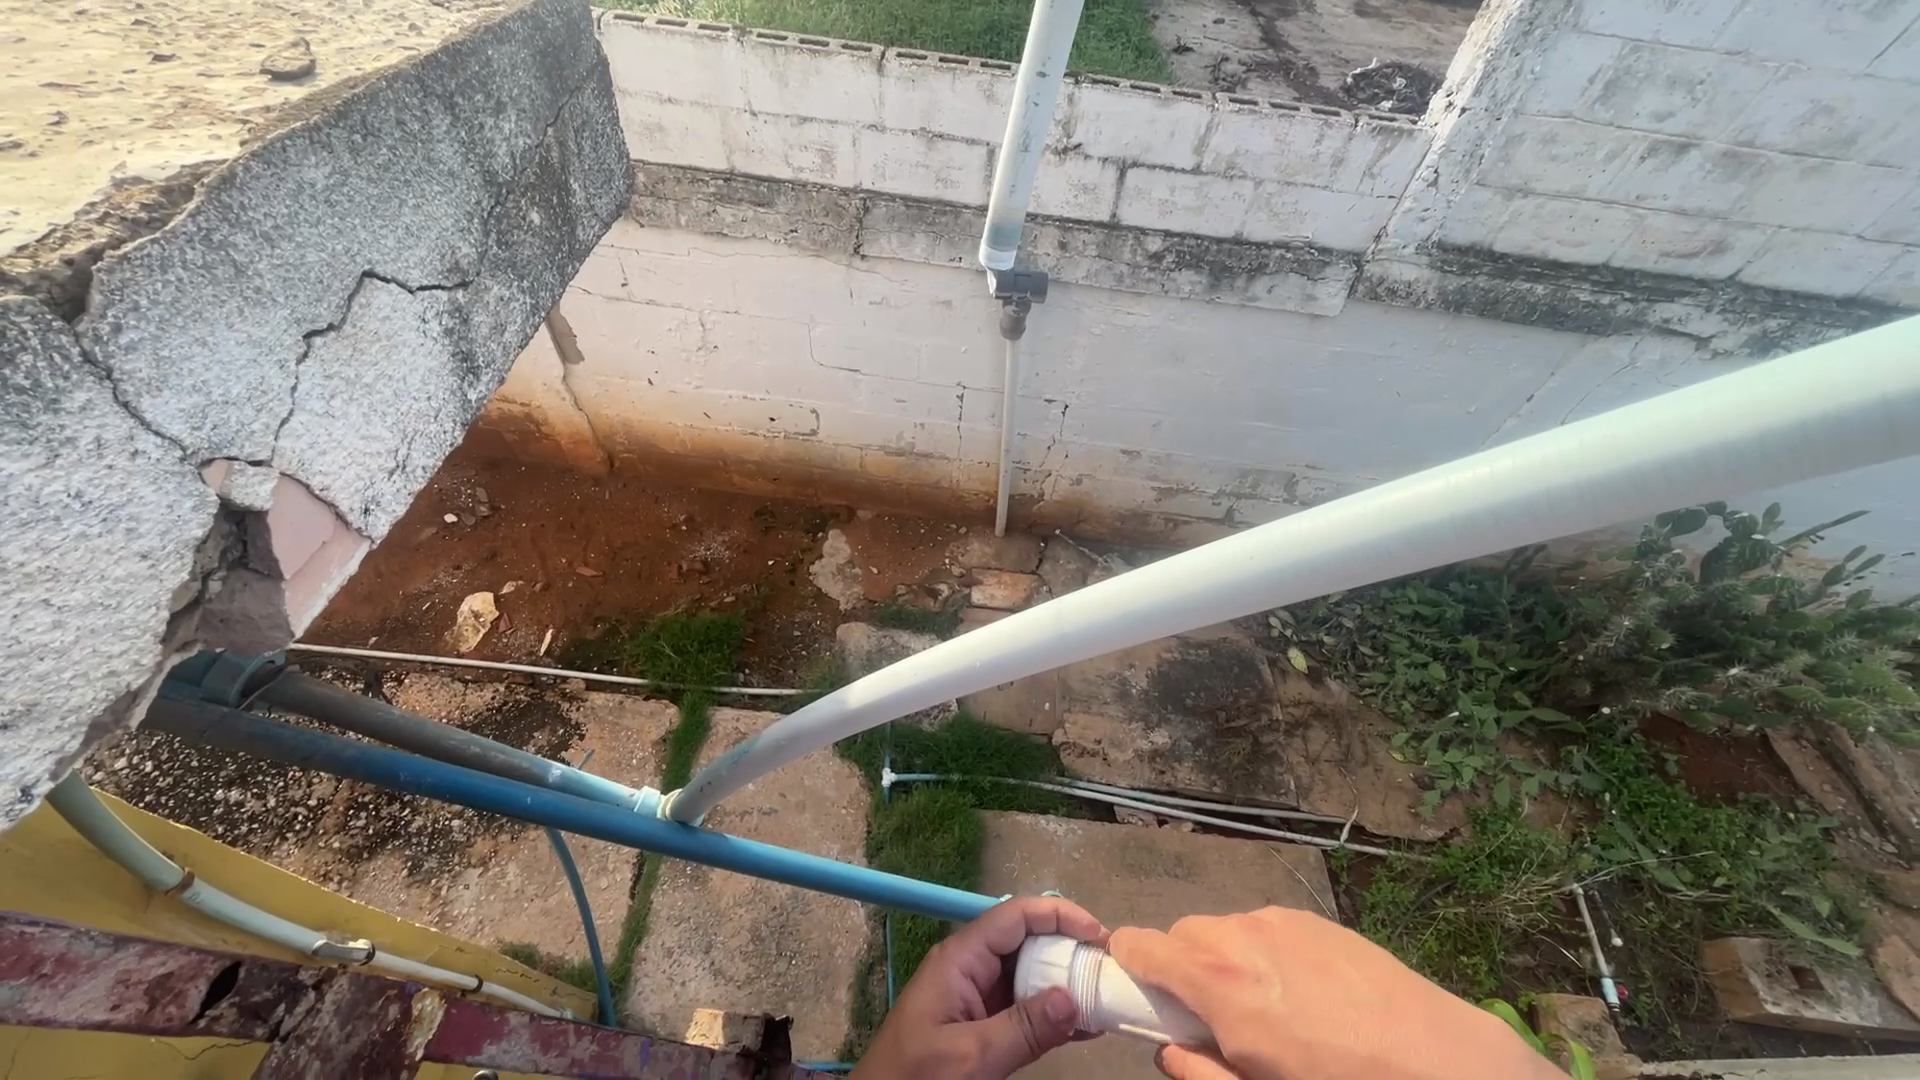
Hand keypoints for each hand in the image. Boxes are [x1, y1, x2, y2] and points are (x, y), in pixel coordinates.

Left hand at [852, 895, 1105, 1079]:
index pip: (1014, 916)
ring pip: (1030, 974)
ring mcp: (977, 997)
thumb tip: (1073, 998)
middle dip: (1068, 947)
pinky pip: (1025, 1008)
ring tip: (1107, 993)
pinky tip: (1087, 1024)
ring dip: (1066, 982)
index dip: (1058, 915)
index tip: (1099, 935)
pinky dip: (1055, 1014)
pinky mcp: (982, 1027)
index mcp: (961, 957)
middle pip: (1026, 940)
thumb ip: (1021, 1029)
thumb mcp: (968, 1057)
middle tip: (1110, 967)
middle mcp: (971, 967)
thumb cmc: (915, 1078)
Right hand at [1109, 907, 1565, 1079]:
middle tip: (1214, 1016)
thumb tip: (1167, 1049)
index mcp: (1216, 982)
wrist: (1444, 1065)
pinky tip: (1305, 992)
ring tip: (1269, 1005)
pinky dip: (1262, 951)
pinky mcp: (1313, 918)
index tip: (1143, 995)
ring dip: (1224, 959)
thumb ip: (1200, 1073)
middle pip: (1180, 935)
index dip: (1129, 966)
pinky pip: (1264, 927)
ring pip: (1224, 929)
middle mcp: (1238, 935)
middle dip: (1182, 969)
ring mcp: (1278, 920)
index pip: (1138, 944)